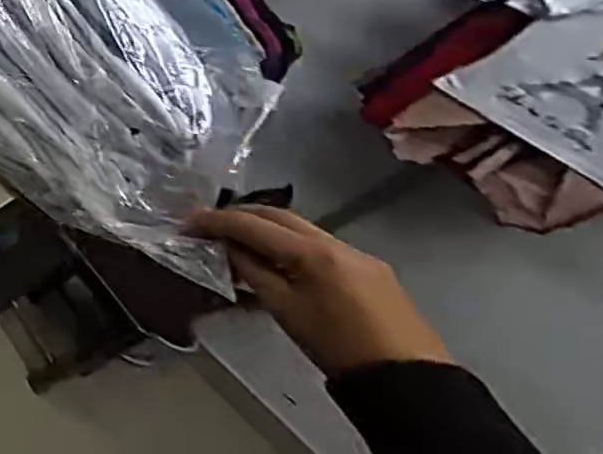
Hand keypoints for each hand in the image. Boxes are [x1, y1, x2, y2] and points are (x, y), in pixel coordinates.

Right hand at [183, 205, 451, 376]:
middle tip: (212, 227)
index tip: (188, 221)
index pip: (252, 224)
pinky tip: (283, 265)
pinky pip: (321, 246)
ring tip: (243, 245)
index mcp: (311, 251)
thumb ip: (253, 273)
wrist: (413, 387)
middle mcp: (335, 241)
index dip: (216, 220)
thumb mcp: (285, 312)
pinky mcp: (373, 270)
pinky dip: (294, 247)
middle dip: (242, 217)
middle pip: (277, 215)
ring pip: (300, 229)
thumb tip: (229, 249)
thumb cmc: (339, 348)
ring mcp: (357, 253)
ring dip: (268, 231)